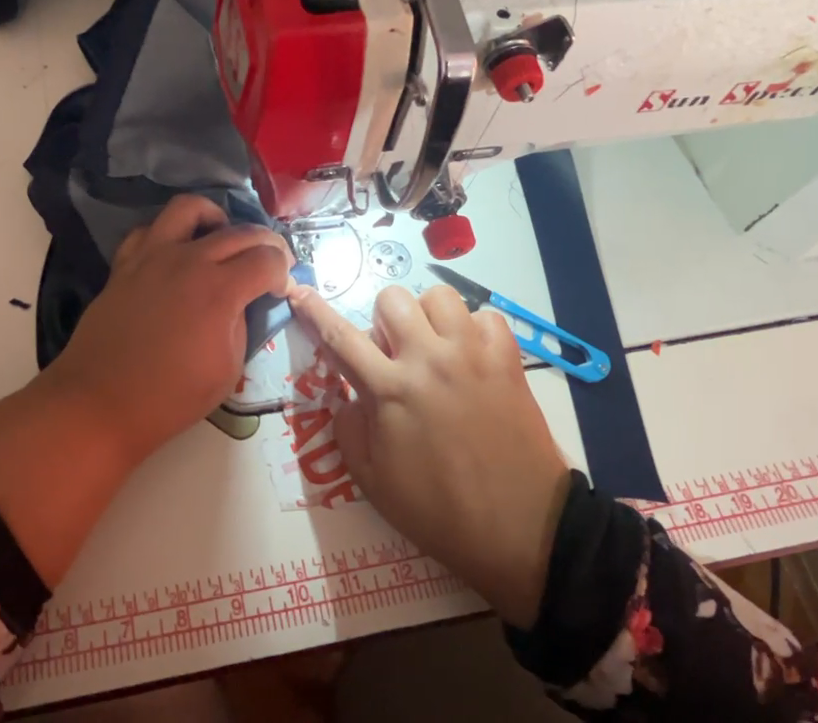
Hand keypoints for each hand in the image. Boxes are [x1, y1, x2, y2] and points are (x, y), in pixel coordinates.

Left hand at [0, 196, 291, 584]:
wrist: (101, 402)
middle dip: (265, 244)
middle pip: (240, 231)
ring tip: (221, 240)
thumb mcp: (228, 369)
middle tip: (268, 265)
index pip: (268, 259)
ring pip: (189, 208)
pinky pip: (149, 230)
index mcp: (220, 290)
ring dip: (215, 219)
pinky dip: (169, 234)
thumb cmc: (170, 397)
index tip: (281, 289)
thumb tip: (244, 302)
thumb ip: (242, 324)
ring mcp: (152, 256)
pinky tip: (176, 255)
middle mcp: (188, 260)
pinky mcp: (125, 263)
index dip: (283, 272)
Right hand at [289, 284, 568, 628]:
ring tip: (435, 349)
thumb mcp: (372, 481)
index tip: (298, 290)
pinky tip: (472, 359)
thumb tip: (350, 394)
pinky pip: (485, 316)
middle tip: (393, 355)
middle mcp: (429, 360)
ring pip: (439, 296)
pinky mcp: (509, 359)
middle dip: (383, 321)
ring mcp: (472, 354)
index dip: (314, 310)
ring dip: (427, 317)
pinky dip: (473, 330)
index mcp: (389, 391)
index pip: (339, 337)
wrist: (519, 529)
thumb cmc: (438, 511)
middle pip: (392, 299)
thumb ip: (349, 428)